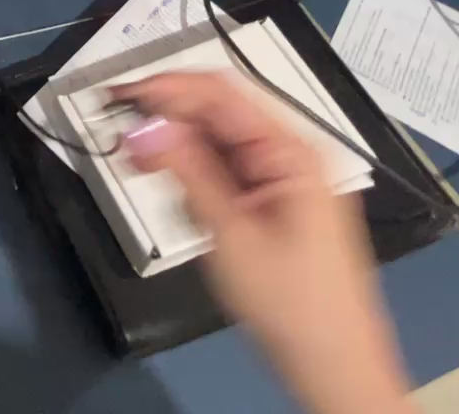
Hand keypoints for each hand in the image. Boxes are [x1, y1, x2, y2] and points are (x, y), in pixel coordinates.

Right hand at [109, 71, 414, 413]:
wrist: (336, 372)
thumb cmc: (292, 305)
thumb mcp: (230, 233)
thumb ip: (185, 170)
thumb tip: (142, 125)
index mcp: (293, 152)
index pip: (221, 93)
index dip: (168, 86)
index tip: (122, 96)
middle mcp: (289, 154)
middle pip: (216, 112)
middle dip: (165, 117)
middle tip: (121, 133)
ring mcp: (280, 176)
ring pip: (214, 138)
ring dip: (173, 144)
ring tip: (138, 160)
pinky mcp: (269, 198)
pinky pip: (221, 165)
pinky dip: (188, 167)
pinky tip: (166, 178)